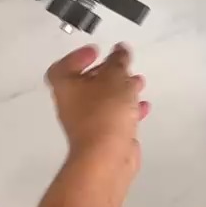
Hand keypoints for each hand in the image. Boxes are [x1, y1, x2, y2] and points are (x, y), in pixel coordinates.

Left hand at [45, 44, 149, 178]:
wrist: (107, 156)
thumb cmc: (105, 111)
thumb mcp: (114, 77)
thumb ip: (118, 60)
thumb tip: (119, 50)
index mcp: (67, 87)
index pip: (62, 67)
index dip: (77, 57)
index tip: (95, 51)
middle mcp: (73, 105)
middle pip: (85, 83)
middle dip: (106, 72)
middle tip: (122, 65)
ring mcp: (88, 123)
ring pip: (103, 99)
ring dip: (120, 88)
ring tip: (138, 82)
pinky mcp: (104, 136)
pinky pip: (115, 116)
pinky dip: (128, 108)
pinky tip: (142, 106)